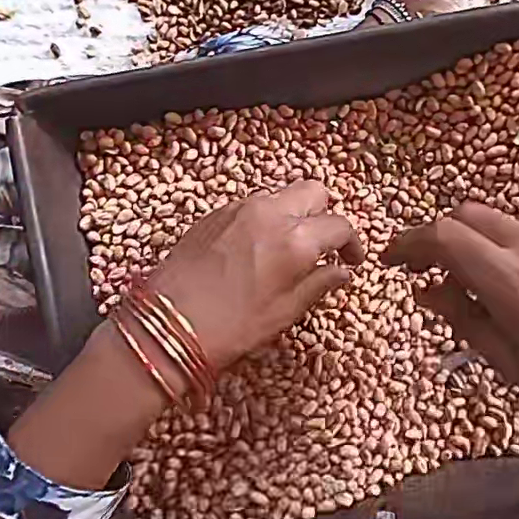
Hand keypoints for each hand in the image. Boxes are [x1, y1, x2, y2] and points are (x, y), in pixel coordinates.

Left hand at [143, 181, 366, 369]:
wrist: (166, 324)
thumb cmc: (230, 327)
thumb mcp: (284, 312)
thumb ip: (318, 284)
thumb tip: (341, 271)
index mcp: (295, 240)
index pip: (339, 225)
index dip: (352, 243)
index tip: (351, 260)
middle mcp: (269, 213)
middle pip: (313, 191)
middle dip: (324, 213)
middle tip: (323, 244)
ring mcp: (238, 208)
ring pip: (281, 194)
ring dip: (293, 214)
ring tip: (288, 248)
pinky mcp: (214, 213)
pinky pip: (251, 204)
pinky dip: (264, 218)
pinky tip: (256, 248)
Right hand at [381, 202, 518, 440]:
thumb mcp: (517, 366)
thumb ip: (467, 321)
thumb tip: (430, 292)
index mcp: (516, 282)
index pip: (445, 236)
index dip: (408, 243)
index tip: (391, 262)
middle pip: (466, 215)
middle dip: (435, 238)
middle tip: (422, 273)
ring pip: (495, 223)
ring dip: (468, 244)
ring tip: (466, 291)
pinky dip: (498, 250)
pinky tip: (507, 289)